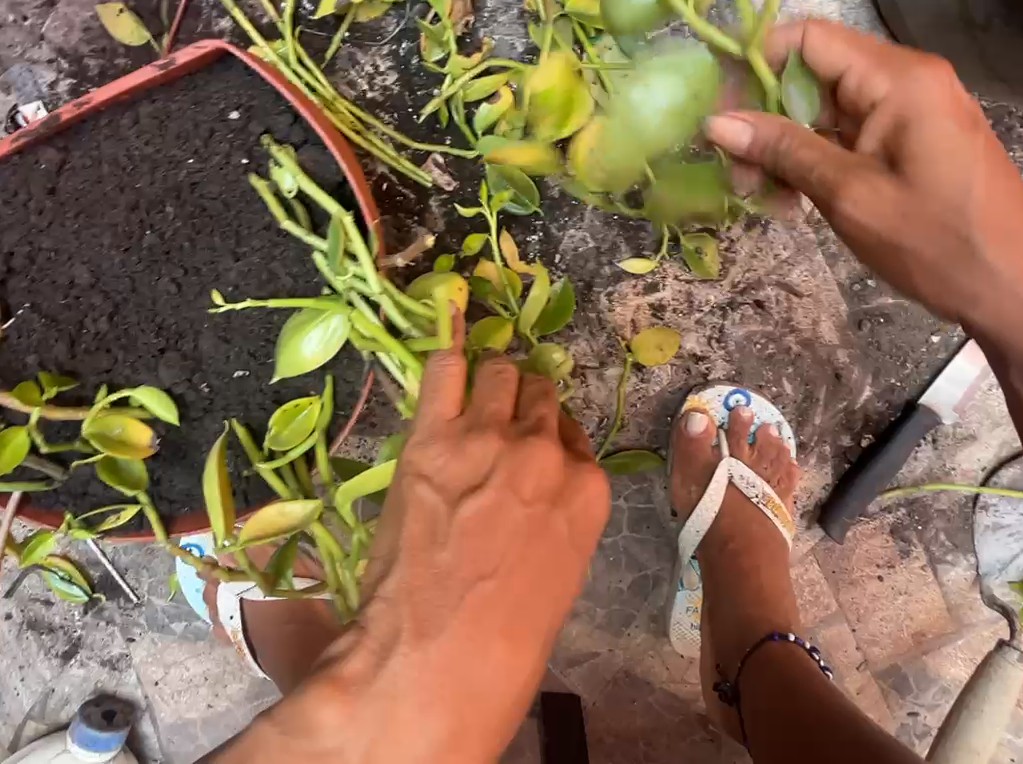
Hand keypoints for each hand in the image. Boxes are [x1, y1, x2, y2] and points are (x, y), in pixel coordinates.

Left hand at [248, 314, 608, 763]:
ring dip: (488, 385)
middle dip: (521, 407)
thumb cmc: (505, 641)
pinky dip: (447, 363)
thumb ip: (558, 512)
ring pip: (499, 372)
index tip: (528, 449)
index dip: (548, 439)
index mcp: (588, 489)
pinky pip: (445, 368)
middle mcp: (544, 451)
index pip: (573, 434)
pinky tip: (444, 370)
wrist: (435, 659)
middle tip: (496, 427)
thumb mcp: (560, 572)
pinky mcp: (434, 435)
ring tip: (469, 405)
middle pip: (539, 395)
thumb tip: (536, 484)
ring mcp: (488, 438)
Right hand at [705, 19, 1022, 334]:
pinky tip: (791, 201)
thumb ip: (782, 149)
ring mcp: (910, 112)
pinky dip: (811, 161)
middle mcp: (905, 80)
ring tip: (761, 198)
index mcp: (898, 79)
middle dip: (762, 117)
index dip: (752, 63)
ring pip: (821, 109)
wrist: (1020, 295)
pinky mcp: (910, 142)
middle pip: (809, 74)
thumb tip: (716, 122)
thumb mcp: (849, 195)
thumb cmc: (939, 245)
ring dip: (782, 147)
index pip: (806, 37)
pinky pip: (844, 135)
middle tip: (735, 173)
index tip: (718, 112)